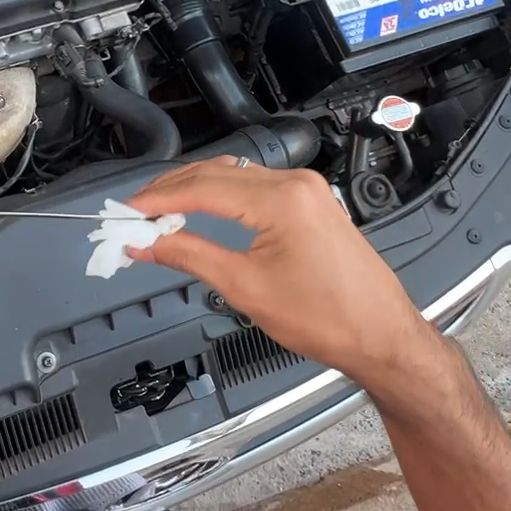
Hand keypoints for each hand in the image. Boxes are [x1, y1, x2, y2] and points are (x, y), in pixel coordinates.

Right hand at [125, 157, 440, 389]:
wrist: (383, 337)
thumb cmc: (327, 319)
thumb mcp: (245, 288)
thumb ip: (189, 257)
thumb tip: (147, 244)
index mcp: (281, 200)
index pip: (201, 187)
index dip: (157, 199)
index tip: (126, 212)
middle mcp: (294, 184)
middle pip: (213, 173)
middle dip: (169, 191)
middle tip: (134, 213)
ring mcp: (304, 190)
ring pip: (231, 176)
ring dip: (191, 190)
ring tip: (158, 213)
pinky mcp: (308, 201)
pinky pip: (251, 187)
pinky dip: (218, 196)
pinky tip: (198, 210)